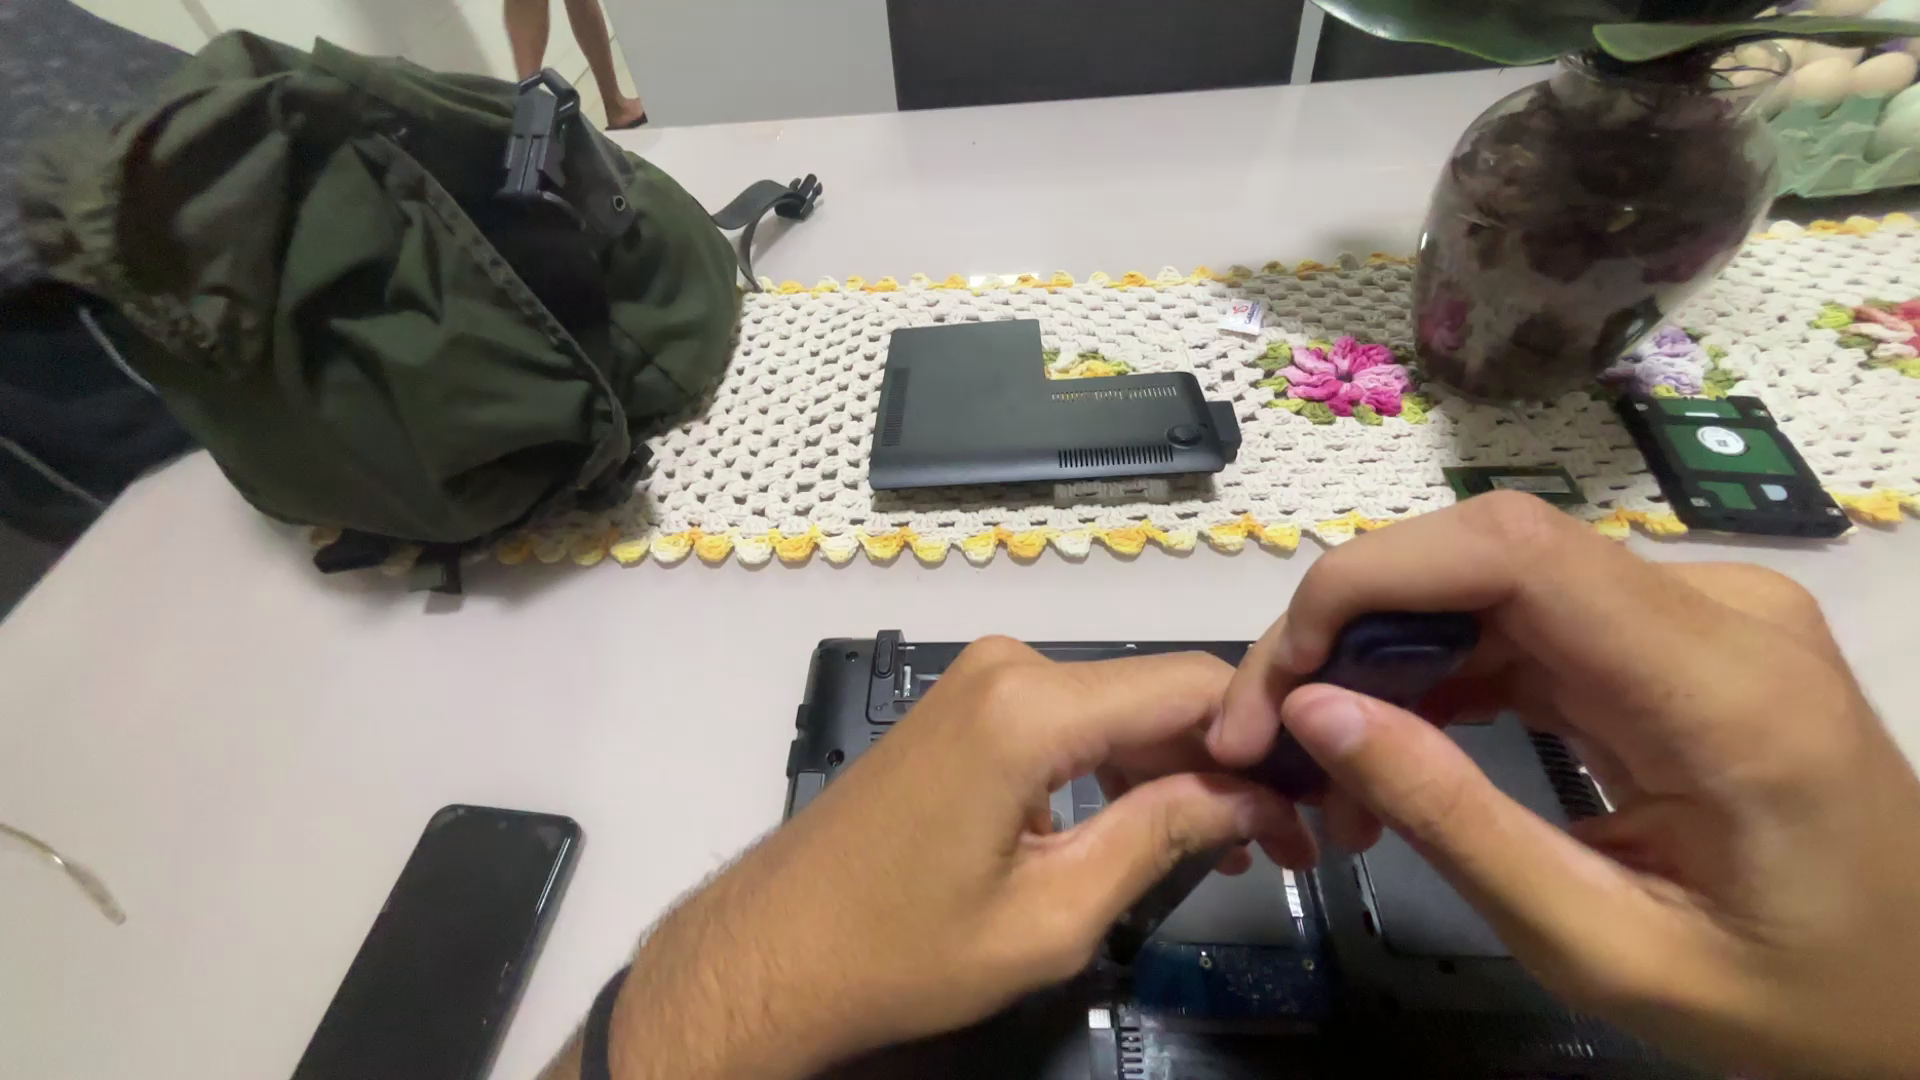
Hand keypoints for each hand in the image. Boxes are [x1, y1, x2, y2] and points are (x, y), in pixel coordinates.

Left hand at [597, 639, 1307, 1079]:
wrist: (777, 944)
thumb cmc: (905, 945)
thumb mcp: (1054, 911)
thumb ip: (1160, 834)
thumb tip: (1253, 797)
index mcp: (1030, 705)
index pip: (1188, 685)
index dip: (1258, 735)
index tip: (1305, 798)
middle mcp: (1009, 665)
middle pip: (1151, 693)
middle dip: (1218, 761)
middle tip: (1280, 839)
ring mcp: (983, 677)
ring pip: (1112, 706)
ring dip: (1169, 767)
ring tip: (1222, 845)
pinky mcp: (969, 701)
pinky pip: (1066, 716)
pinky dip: (1112, 762)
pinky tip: (1140, 820)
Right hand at [1215, 492, 1919, 1079]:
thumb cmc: (1795, 1008)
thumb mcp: (1599, 945)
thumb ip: (1448, 818)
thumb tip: (1310, 709)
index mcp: (1719, 685)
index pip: (1507, 550)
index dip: (1363, 580)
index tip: (1285, 672)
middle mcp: (1699, 609)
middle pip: (1462, 558)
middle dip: (1335, 629)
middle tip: (1262, 727)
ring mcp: (1670, 613)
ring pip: (1459, 585)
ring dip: (1363, 659)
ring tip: (1317, 759)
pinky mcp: (1637, 635)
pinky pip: (1489, 624)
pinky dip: (1412, 676)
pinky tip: (1383, 743)